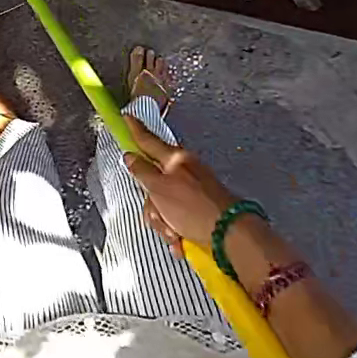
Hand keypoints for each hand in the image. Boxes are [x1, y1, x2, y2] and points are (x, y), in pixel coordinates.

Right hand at [124, 116, 236, 253]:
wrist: (229, 234)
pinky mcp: (198, 209)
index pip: (148, 140)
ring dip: (164, 222)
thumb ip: (142, 171)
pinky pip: (176, 218)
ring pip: (162, 204)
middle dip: (151, 204)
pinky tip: (182, 240)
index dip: (135, 130)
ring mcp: (192, 190)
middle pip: (152, 182)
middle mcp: (183, 171)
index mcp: (174, 159)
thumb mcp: (160, 189)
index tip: (127, 117)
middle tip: (159, 215)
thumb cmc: (196, 208)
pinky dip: (176, 231)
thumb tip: (130, 156)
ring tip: (175, 232)